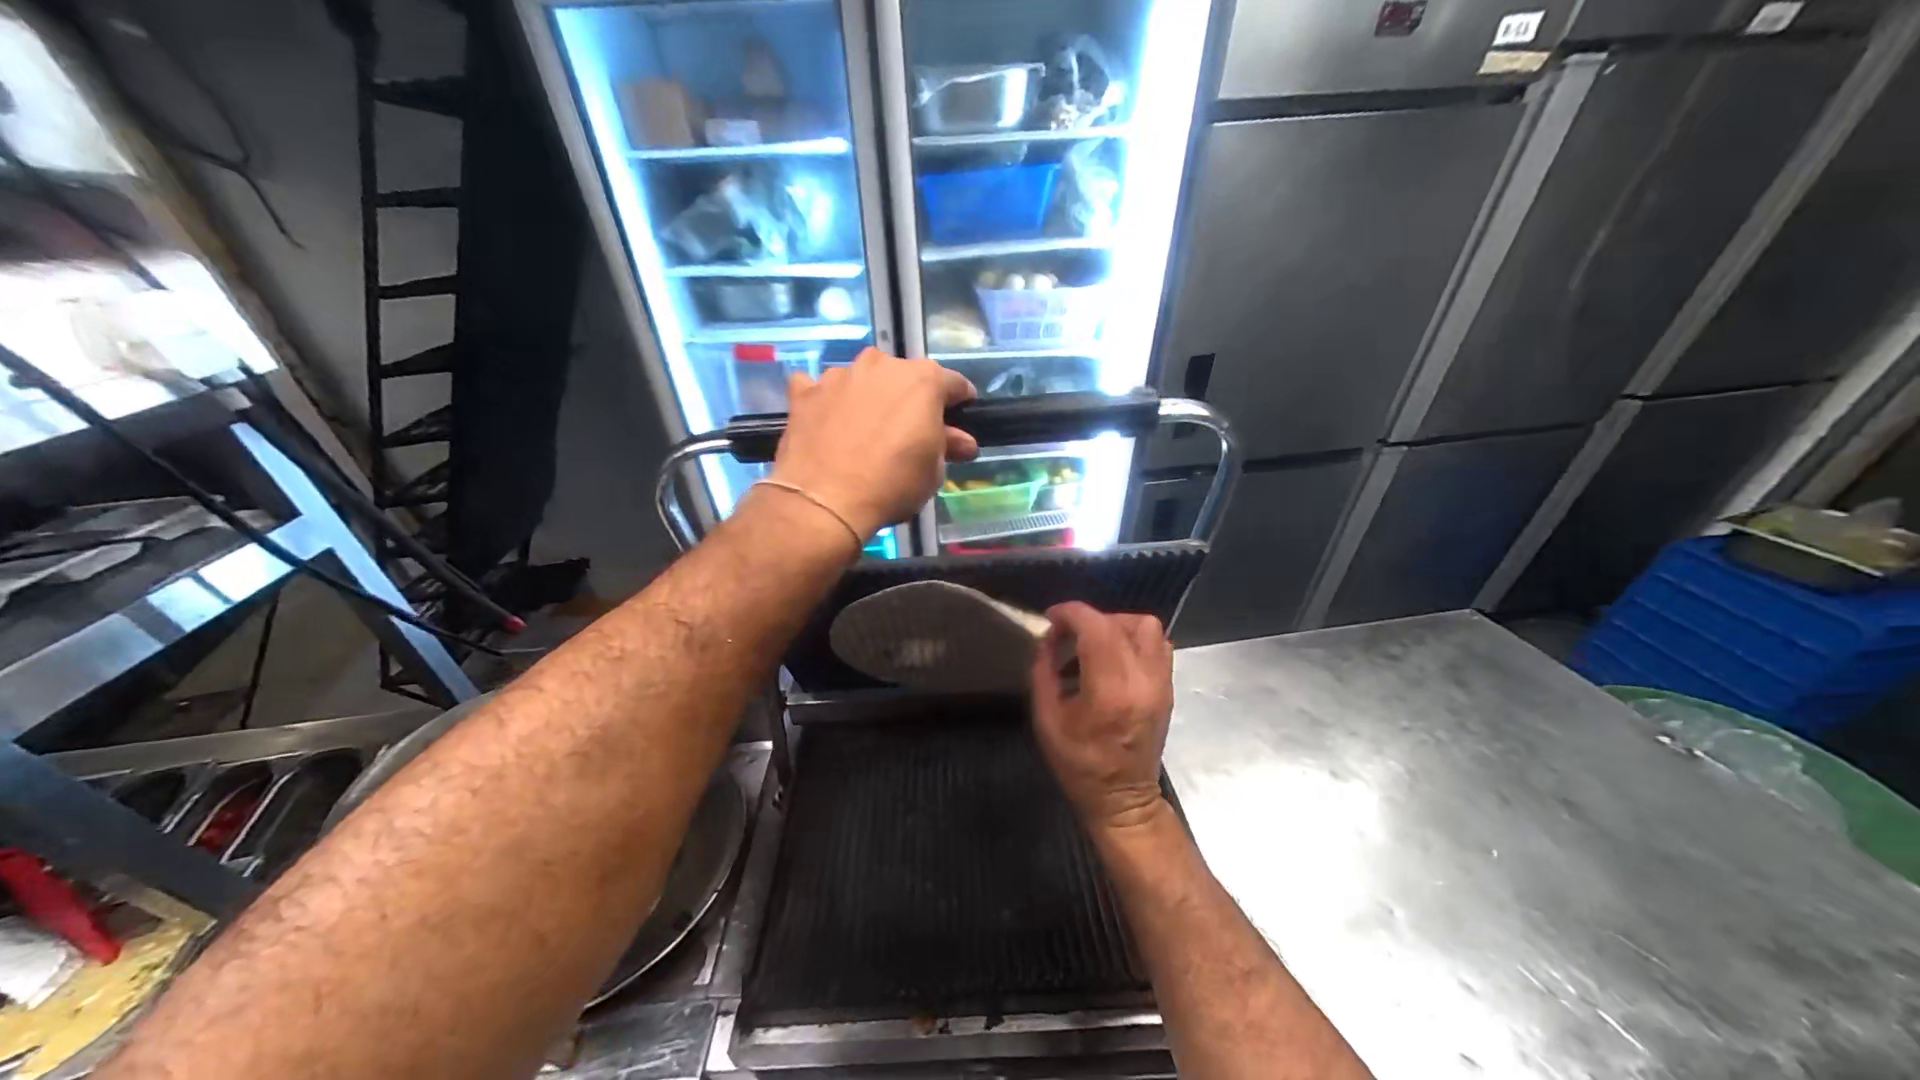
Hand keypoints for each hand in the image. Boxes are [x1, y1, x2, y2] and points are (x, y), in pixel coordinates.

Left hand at [772, 348, 977, 538]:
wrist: (825, 500)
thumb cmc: (892, 484)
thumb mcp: (932, 472)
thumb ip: (947, 447)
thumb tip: (962, 442)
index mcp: (923, 380)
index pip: (953, 383)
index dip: (958, 402)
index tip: (958, 419)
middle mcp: (881, 365)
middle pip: (904, 377)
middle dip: (910, 398)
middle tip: (908, 430)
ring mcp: (840, 375)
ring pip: (863, 379)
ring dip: (869, 396)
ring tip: (864, 429)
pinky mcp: (806, 392)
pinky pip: (820, 388)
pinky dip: (827, 401)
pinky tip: (827, 422)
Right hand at [1030, 602, 1174, 831]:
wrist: (1123, 799)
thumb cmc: (1079, 764)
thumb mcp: (1046, 719)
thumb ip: (1043, 672)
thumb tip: (1047, 641)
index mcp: (1110, 691)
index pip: (1097, 628)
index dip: (1071, 613)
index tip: (1051, 618)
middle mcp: (1143, 681)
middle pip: (1124, 622)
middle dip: (1091, 620)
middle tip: (1069, 636)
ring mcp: (1161, 683)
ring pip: (1148, 627)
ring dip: (1117, 625)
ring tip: (1092, 644)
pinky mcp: (1168, 688)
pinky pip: (1158, 645)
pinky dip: (1134, 639)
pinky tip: (1112, 658)